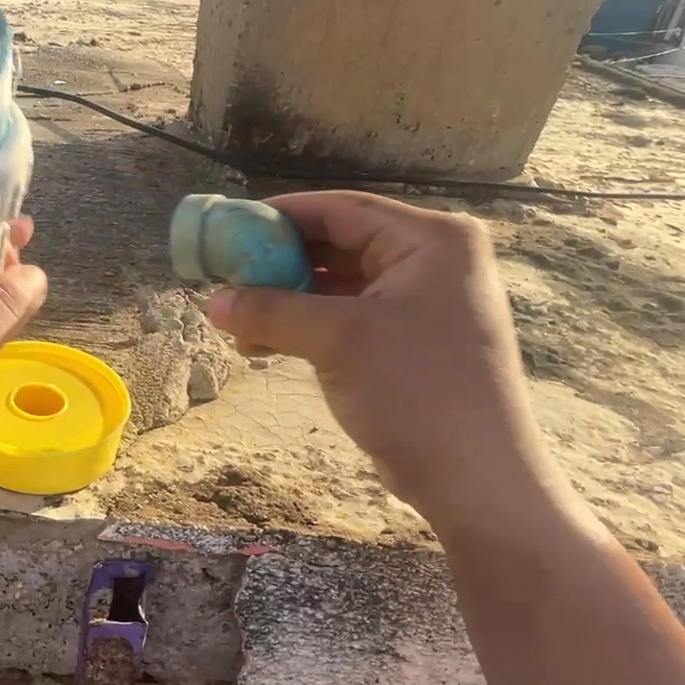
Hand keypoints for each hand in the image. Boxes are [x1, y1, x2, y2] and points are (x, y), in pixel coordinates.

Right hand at [206, 191, 567, 536]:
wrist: (471, 475)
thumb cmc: (415, 389)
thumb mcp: (338, 339)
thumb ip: (272, 311)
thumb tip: (213, 301)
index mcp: (430, 241)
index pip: (343, 210)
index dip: (281, 215)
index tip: (229, 228)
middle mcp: (428, 264)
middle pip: (337, 247)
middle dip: (278, 264)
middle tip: (226, 277)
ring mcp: (417, 307)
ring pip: (336, 289)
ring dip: (285, 302)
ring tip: (236, 322)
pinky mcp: (404, 346)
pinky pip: (343, 322)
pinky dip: (302, 330)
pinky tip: (261, 346)